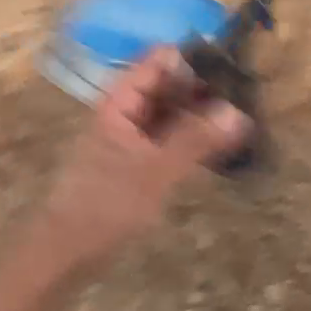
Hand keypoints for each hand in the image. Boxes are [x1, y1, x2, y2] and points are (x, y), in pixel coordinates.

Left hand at [35, 47, 249, 272]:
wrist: (65, 251)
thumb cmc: (107, 204)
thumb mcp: (156, 171)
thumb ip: (195, 140)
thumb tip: (236, 111)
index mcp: (118, 103)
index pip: (157, 62)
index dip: (191, 59)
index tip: (232, 64)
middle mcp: (121, 115)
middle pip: (163, 87)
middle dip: (200, 89)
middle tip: (246, 94)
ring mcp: (125, 141)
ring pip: (165, 116)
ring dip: (196, 117)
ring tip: (239, 119)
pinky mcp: (131, 166)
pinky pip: (163, 141)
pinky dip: (187, 141)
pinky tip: (216, 150)